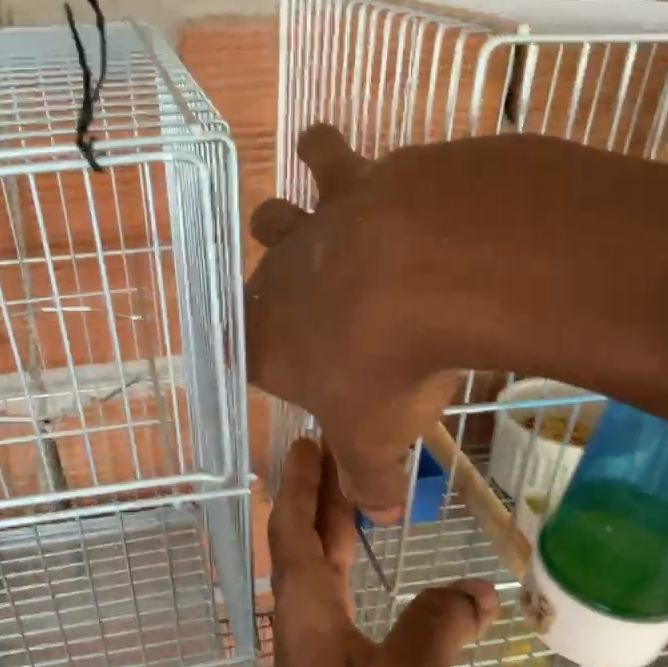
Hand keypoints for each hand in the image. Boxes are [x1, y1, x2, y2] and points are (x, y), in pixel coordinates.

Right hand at [247, 125, 469, 523]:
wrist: (427, 269)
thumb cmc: (387, 368)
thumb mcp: (380, 439)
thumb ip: (372, 480)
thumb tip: (379, 517)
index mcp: (270, 346)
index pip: (240, 353)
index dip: (252, 360)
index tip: (272, 366)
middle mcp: (278, 282)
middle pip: (254, 277)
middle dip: (273, 286)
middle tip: (304, 294)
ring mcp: (314, 225)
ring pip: (276, 208)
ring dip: (287, 212)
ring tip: (308, 222)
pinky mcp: (356, 177)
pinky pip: (327, 150)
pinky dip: (331, 152)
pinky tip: (351, 155)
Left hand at [266, 438, 497, 666]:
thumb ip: (442, 624)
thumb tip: (478, 589)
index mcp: (307, 612)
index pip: (293, 527)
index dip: (299, 482)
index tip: (305, 439)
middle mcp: (302, 625)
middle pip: (304, 543)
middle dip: (317, 494)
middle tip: (336, 448)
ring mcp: (315, 656)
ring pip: (321, 575)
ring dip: (333, 531)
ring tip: (359, 495)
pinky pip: (341, 606)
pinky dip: (354, 574)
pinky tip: (379, 578)